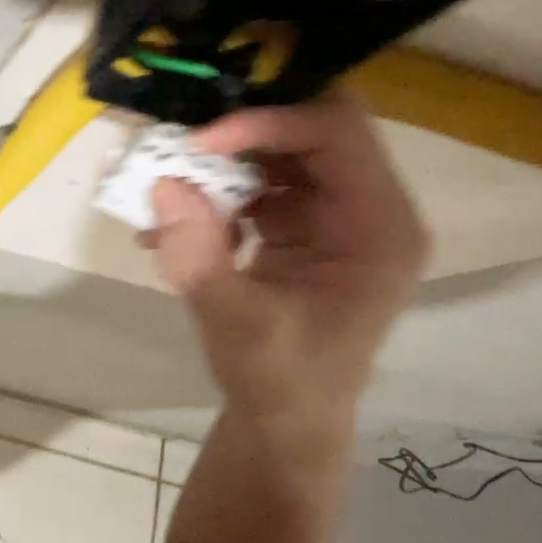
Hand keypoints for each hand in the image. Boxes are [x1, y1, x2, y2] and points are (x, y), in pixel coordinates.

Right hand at [146, 94, 426, 417]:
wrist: (285, 420)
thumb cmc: (279, 378)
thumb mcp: (235, 320)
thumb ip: (199, 253)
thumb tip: (162, 185)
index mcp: (378, 227)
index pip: (336, 135)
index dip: (268, 123)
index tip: (200, 142)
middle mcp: (367, 209)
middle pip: (311, 131)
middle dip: (242, 131)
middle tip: (182, 141)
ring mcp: (334, 217)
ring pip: (280, 153)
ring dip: (222, 162)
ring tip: (169, 184)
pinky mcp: (301, 227)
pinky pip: (259, 185)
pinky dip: (215, 192)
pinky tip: (174, 221)